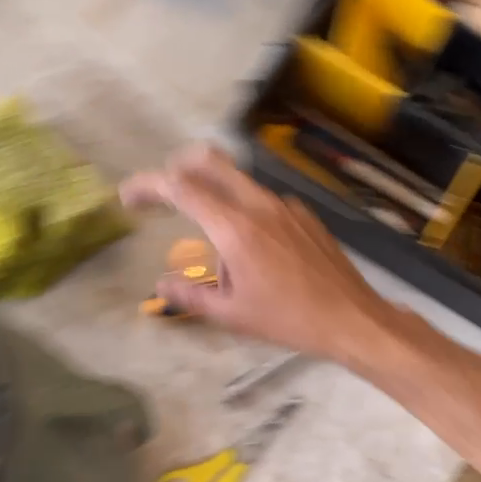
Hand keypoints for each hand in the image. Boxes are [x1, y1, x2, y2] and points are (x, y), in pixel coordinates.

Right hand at [120, 145, 403, 365]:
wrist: (351, 318)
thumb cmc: (289, 320)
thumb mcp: (233, 316)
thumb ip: (192, 297)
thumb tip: (161, 285)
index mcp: (235, 228)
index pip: (180, 188)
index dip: (147, 186)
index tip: (129, 197)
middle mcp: (259, 205)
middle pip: (210, 161)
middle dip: (179, 168)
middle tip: (166, 193)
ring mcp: (287, 207)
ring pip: (239, 183)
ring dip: (217, 200)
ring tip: (224, 255)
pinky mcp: (306, 216)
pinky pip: (265, 203)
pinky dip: (247, 215)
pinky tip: (259, 257)